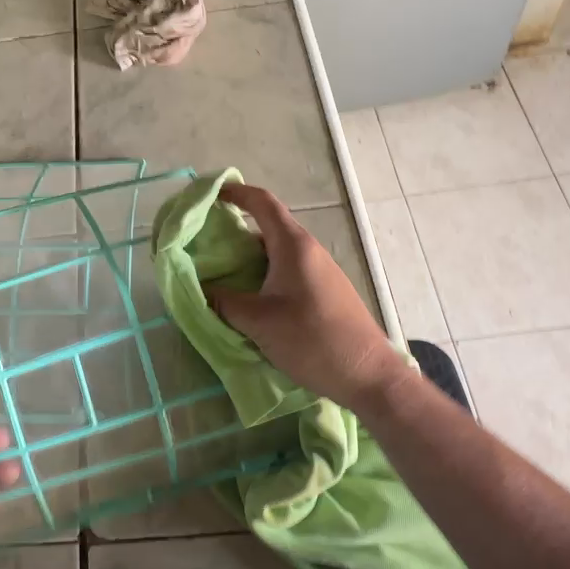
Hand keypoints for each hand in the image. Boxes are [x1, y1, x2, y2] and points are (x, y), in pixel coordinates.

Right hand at [207, 182, 409, 409]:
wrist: (368, 375)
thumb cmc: (312, 339)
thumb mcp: (259, 322)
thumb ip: (224, 302)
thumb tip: (201, 289)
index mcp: (293, 245)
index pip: (262, 202)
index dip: (235, 193)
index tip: (211, 196)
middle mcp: (309, 250)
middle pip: (267, 228)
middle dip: (235, 233)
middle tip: (205, 247)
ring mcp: (320, 271)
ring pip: (277, 253)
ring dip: (249, 259)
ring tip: (223, 277)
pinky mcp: (326, 292)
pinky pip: (288, 272)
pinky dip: (265, 276)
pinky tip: (253, 301)